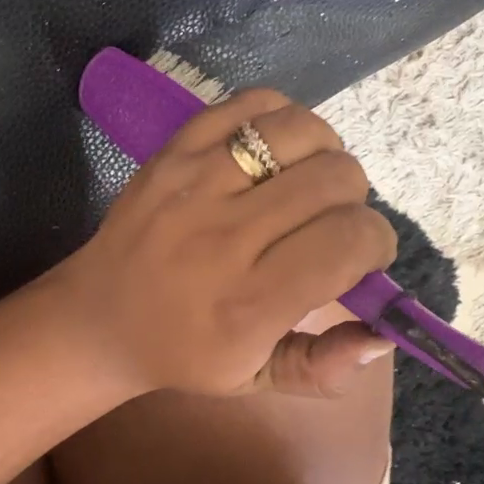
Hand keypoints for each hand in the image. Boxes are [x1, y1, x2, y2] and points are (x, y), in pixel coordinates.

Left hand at [58, 88, 397, 397]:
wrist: (98, 317)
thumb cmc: (184, 352)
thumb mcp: (254, 380)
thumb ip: (324, 368)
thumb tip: (385, 336)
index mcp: (249, 303)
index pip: (348, 240)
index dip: (376, 243)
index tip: (363, 256)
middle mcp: (224, 237)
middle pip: (334, 179)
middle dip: (353, 200)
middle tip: (332, 222)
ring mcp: (194, 184)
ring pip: (298, 131)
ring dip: (323, 153)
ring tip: (308, 182)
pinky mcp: (174, 152)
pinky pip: (249, 104)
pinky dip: (280, 118)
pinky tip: (275, 152)